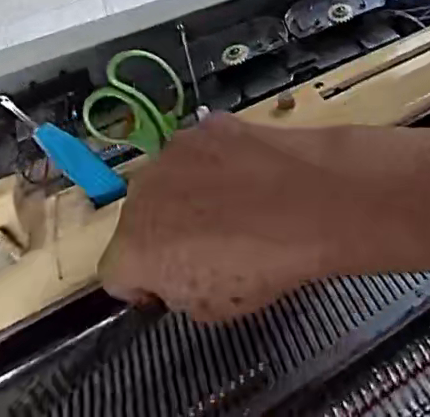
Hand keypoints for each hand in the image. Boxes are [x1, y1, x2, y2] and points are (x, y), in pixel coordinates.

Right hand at [97, 115, 369, 319]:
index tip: (176, 283)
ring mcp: (177, 149)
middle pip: (141, 217)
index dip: (148, 283)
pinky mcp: (213, 123)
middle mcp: (141, 192)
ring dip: (190, 189)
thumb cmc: (263, 262)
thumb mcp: (210, 306)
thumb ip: (177, 288)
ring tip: (235, 202)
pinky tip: (250, 170)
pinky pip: (205, 147)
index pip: (119, 274)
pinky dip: (218, 157)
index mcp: (130, 249)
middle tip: (210, 240)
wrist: (311, 199)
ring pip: (170, 177)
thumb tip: (180, 272)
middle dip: (166, 229)